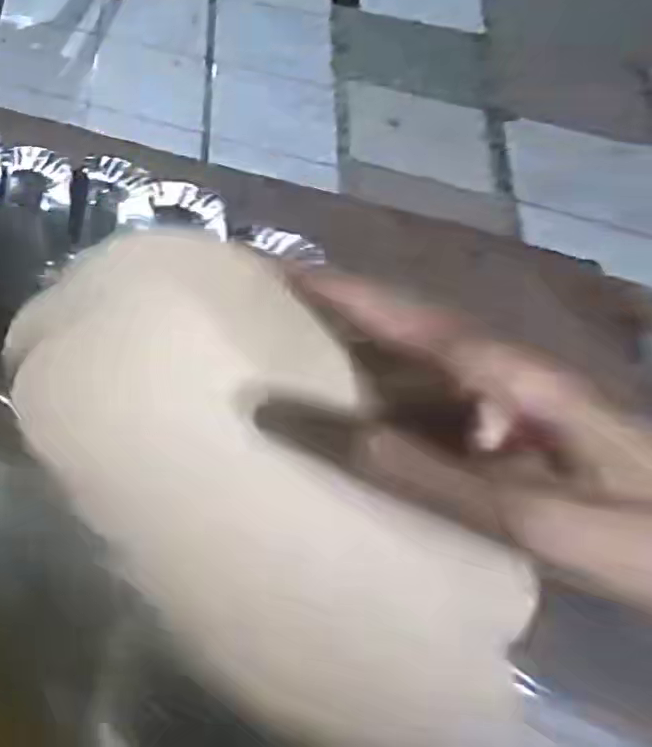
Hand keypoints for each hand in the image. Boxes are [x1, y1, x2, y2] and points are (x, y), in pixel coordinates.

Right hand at [258, 270, 651, 613]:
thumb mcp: (536, 518)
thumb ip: (408, 469)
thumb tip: (275, 414)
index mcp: (508, 376)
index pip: (398, 313)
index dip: (328, 286)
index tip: (258, 266)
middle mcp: (509, 381)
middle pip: (400, 330)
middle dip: (325, 314)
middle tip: (247, 314)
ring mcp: (523, 415)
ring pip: (412, 369)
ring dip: (345, 359)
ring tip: (274, 366)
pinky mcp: (526, 449)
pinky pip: (426, 410)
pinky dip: (373, 405)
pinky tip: (343, 430)